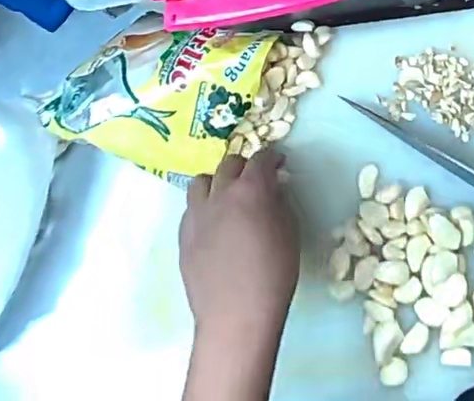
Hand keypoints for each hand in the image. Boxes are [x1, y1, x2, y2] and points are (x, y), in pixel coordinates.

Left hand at [181, 150, 298, 356]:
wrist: (235, 317)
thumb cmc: (272, 276)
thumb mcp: (290, 234)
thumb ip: (281, 203)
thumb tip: (273, 190)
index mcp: (250, 189)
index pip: (260, 159)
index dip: (271, 157)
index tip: (278, 163)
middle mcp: (221, 193)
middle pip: (229, 164)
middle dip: (244, 166)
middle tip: (255, 180)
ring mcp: (198, 213)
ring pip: (202, 181)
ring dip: (217, 182)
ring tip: (226, 197)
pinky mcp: (183, 234)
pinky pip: (191, 208)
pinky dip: (203, 207)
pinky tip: (213, 224)